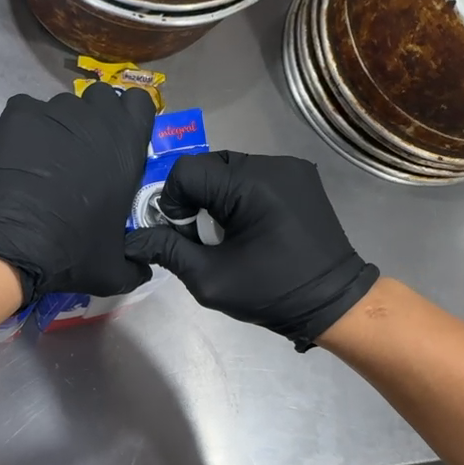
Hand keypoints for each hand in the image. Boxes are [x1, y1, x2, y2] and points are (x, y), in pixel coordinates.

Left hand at [0, 83, 155, 299]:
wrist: (15, 244)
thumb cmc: (73, 252)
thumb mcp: (114, 269)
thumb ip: (135, 265)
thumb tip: (143, 270)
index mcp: (128, 144)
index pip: (139, 104)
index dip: (127, 119)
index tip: (114, 143)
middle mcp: (96, 118)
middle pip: (100, 99)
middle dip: (92, 119)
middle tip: (78, 153)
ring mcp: (56, 111)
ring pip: (61, 107)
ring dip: (56, 127)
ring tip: (41, 162)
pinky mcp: (19, 114)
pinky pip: (26, 112)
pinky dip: (23, 129)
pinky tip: (17, 158)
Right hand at [125, 152, 378, 349]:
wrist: (332, 300)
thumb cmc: (269, 292)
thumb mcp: (208, 278)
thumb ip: (167, 251)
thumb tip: (131, 241)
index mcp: (251, 185)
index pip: (186, 171)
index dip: (172, 202)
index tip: (183, 234)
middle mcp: (272, 164)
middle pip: (206, 164)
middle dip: (192, 197)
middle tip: (199, 233)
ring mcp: (290, 167)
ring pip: (227, 167)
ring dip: (214, 196)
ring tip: (223, 231)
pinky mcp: (299, 176)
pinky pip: (252, 174)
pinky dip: (237, 195)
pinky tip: (247, 225)